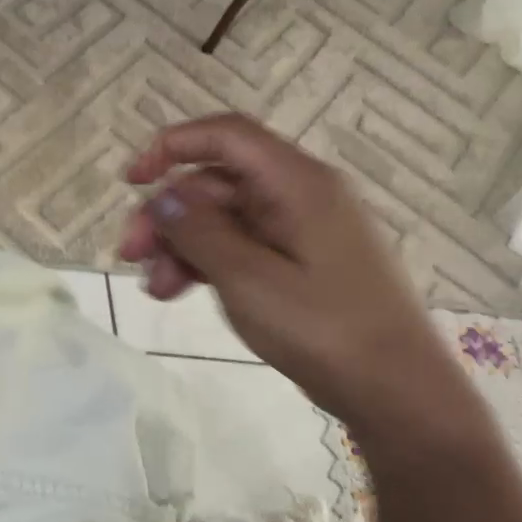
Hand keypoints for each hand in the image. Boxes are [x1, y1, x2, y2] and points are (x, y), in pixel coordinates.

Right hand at [117, 114, 465, 432]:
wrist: (391, 385)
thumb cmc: (321, 327)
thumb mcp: (246, 279)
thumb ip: (199, 232)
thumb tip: (162, 196)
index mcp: (297, 184)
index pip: (226, 136)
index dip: (171, 146)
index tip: (130, 182)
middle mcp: (300, 194)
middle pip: (215, 182)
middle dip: (166, 214)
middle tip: (130, 259)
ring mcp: (300, 228)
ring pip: (220, 217)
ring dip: (179, 246)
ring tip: (158, 291)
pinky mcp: (298, 260)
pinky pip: (238, 244)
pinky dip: (203, 262)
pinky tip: (179, 292)